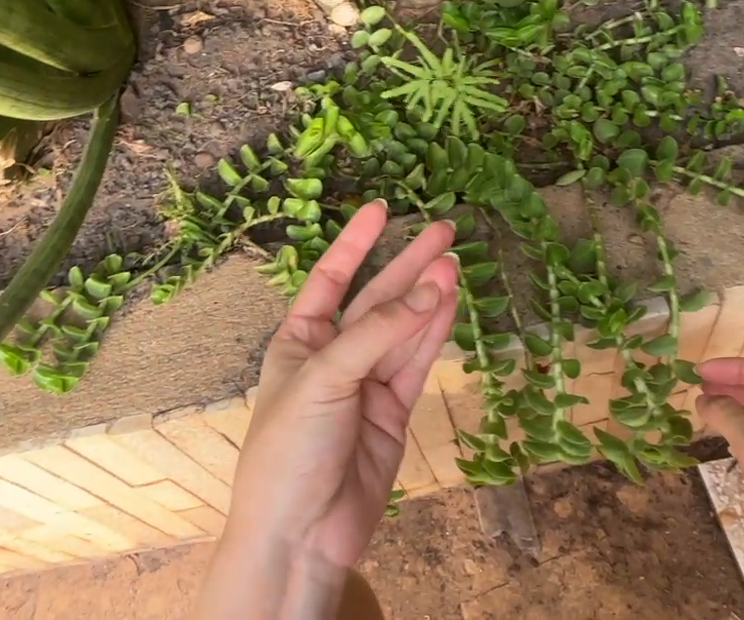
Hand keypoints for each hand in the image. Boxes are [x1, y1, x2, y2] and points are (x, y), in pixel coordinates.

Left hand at [194, 201, 457, 619]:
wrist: (300, 536)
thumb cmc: (289, 450)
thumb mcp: (323, 380)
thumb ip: (377, 334)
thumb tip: (428, 289)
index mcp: (299, 339)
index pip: (330, 277)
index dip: (355, 242)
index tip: (380, 208)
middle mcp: (334, 354)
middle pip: (377, 298)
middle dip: (407, 264)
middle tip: (444, 229)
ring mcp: (366, 383)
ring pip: (404, 328)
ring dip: (428, 296)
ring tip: (455, 260)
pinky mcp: (393, 411)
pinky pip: (417, 363)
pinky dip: (435, 332)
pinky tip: (451, 301)